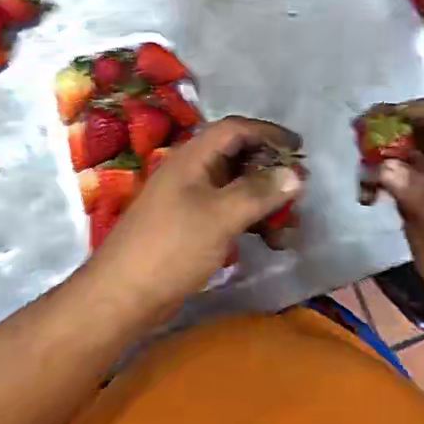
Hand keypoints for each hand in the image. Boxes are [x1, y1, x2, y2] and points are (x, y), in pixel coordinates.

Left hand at [83, 117, 303, 319]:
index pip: (234, 129)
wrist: (123, 295)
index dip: (268, 133)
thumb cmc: (171, 246)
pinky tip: (271, 241)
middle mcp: (191, 172)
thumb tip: (295, 174)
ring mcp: (189, 200)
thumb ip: (258, 192)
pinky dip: (252, 221)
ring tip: (290, 224)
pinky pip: (229, 212)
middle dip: (271, 171)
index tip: (300, 148)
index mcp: (192, 157)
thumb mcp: (220, 216)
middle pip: (237, 157)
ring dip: (265, 201)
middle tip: (300, 190)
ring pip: (236, 188)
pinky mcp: (191, 227)